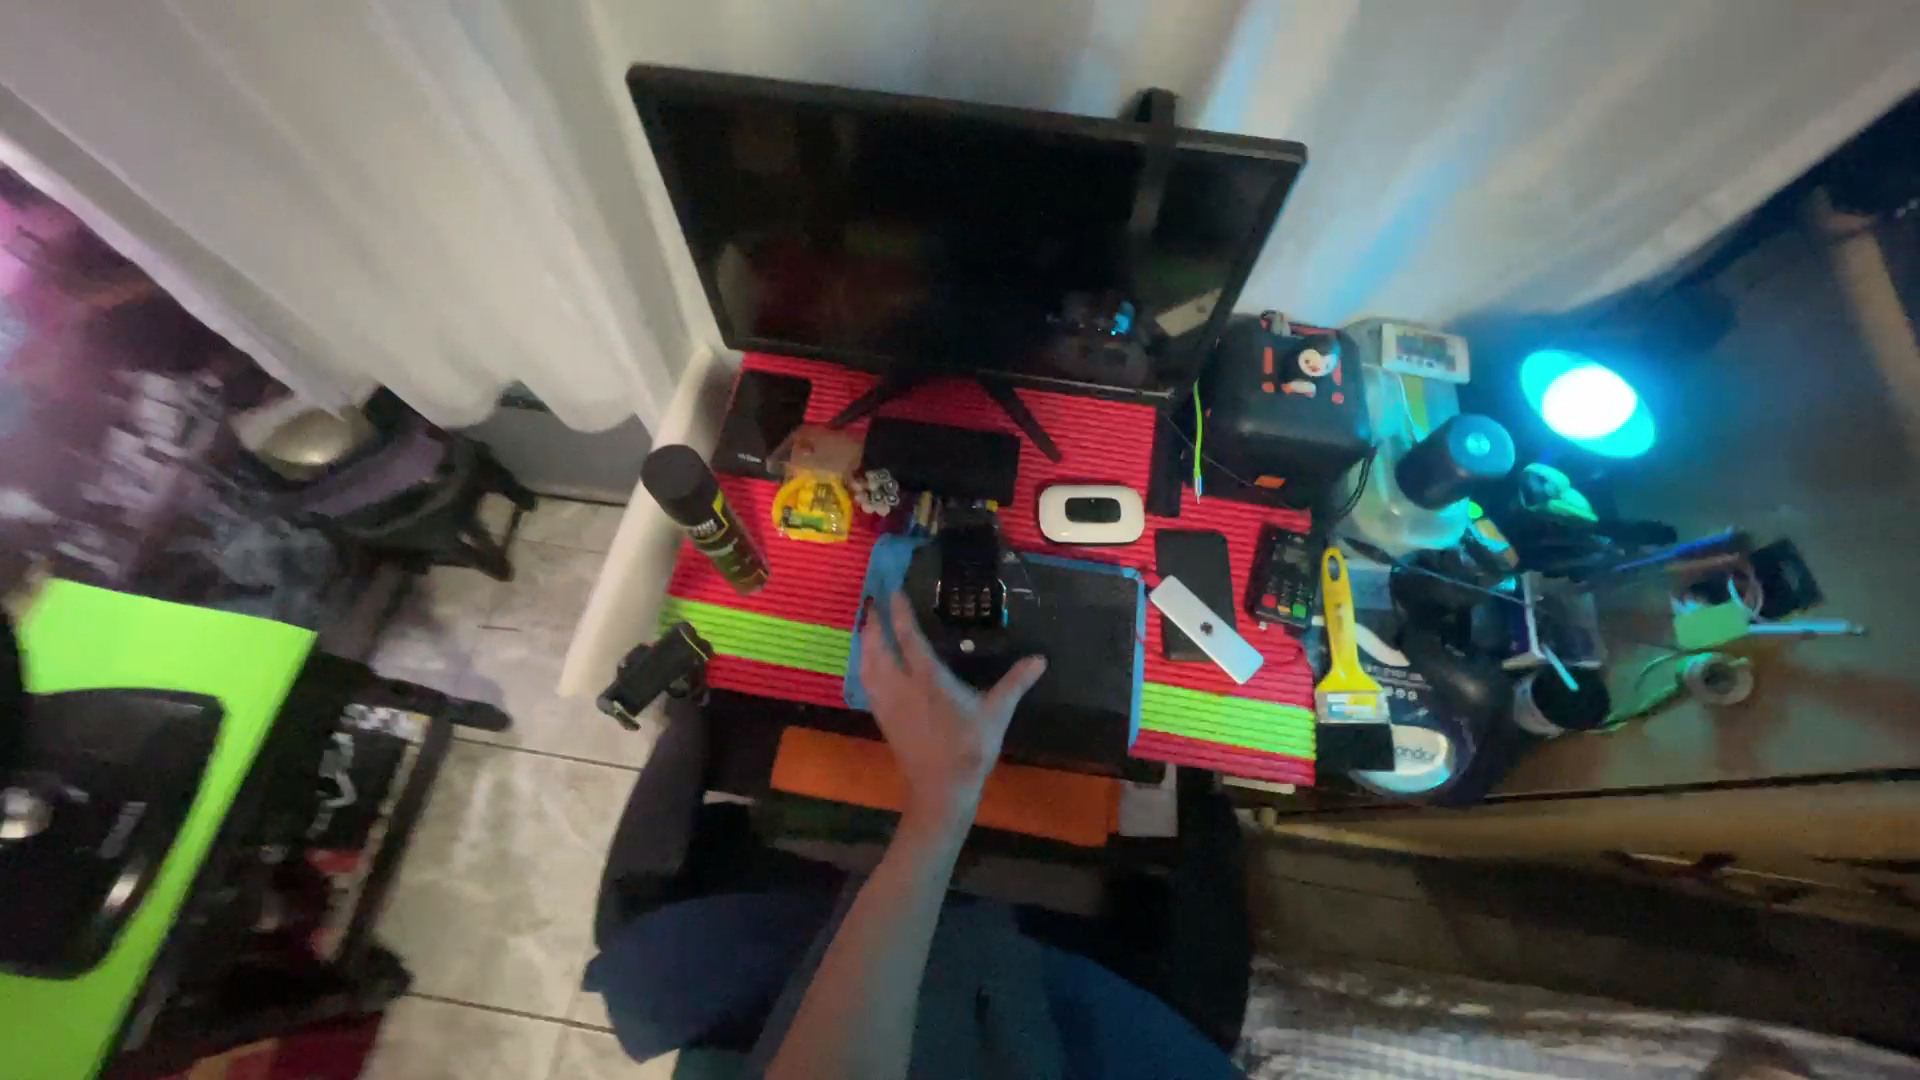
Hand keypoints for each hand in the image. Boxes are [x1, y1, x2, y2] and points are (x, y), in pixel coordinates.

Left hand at [860, 592, 1046, 829]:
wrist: (940, 790)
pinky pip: (867, 683)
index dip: (900, 612)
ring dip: (865, 642)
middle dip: (873, 623)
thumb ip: (1015, 682)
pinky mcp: (883, 718)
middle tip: (872, 602)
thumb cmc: (969, 749)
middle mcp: (902, 686)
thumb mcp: (996, 714)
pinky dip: (864, 665)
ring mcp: (888, 703)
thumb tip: (1040, 658)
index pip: (908, 637)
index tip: (894, 591)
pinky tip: (868, 663)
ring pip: (867, 665)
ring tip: (867, 627)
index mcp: (928, 680)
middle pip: (877, 648)